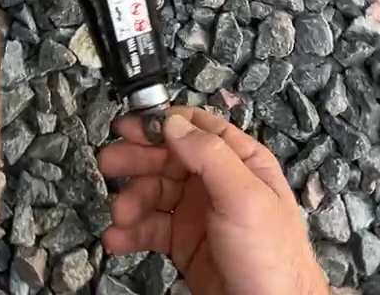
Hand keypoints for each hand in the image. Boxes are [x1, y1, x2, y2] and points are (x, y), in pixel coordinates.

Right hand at [98, 107, 327, 294]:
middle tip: (108, 163)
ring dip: (131, 200)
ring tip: (118, 215)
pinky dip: (131, 231)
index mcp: (239, 161)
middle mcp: (216, 182)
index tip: (130, 126)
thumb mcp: (245, 198)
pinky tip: (116, 238)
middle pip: (167, 158)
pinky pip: (151, 228)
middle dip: (136, 159)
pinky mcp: (185, 245)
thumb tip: (171, 121)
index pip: (195, 127)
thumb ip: (209, 155)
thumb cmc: (271, 258)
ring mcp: (199, 213)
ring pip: (155, 192)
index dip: (161, 123)